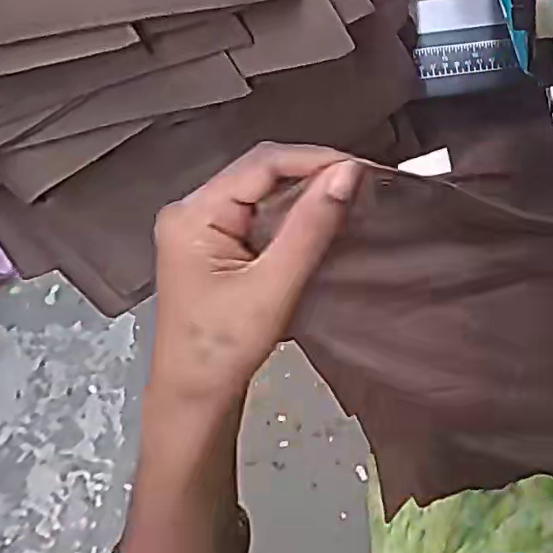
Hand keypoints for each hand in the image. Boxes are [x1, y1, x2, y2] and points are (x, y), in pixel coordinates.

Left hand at [148, 143, 360, 414]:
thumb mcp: (274, 285)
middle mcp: (191, 210)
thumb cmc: (223, 348)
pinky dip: (294, 208)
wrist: (195, 394)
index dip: (316, 158)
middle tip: (361, 180)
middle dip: (313, 170)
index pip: (262, 163)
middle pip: (261, 169)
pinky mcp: (216, 239)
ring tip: (349, 192)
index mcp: (193, 215)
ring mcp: (202, 224)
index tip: (360, 168)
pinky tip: (321, 212)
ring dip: (306, 188)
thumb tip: (345, 175)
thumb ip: (310, 226)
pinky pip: (260, 208)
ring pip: (263, 187)